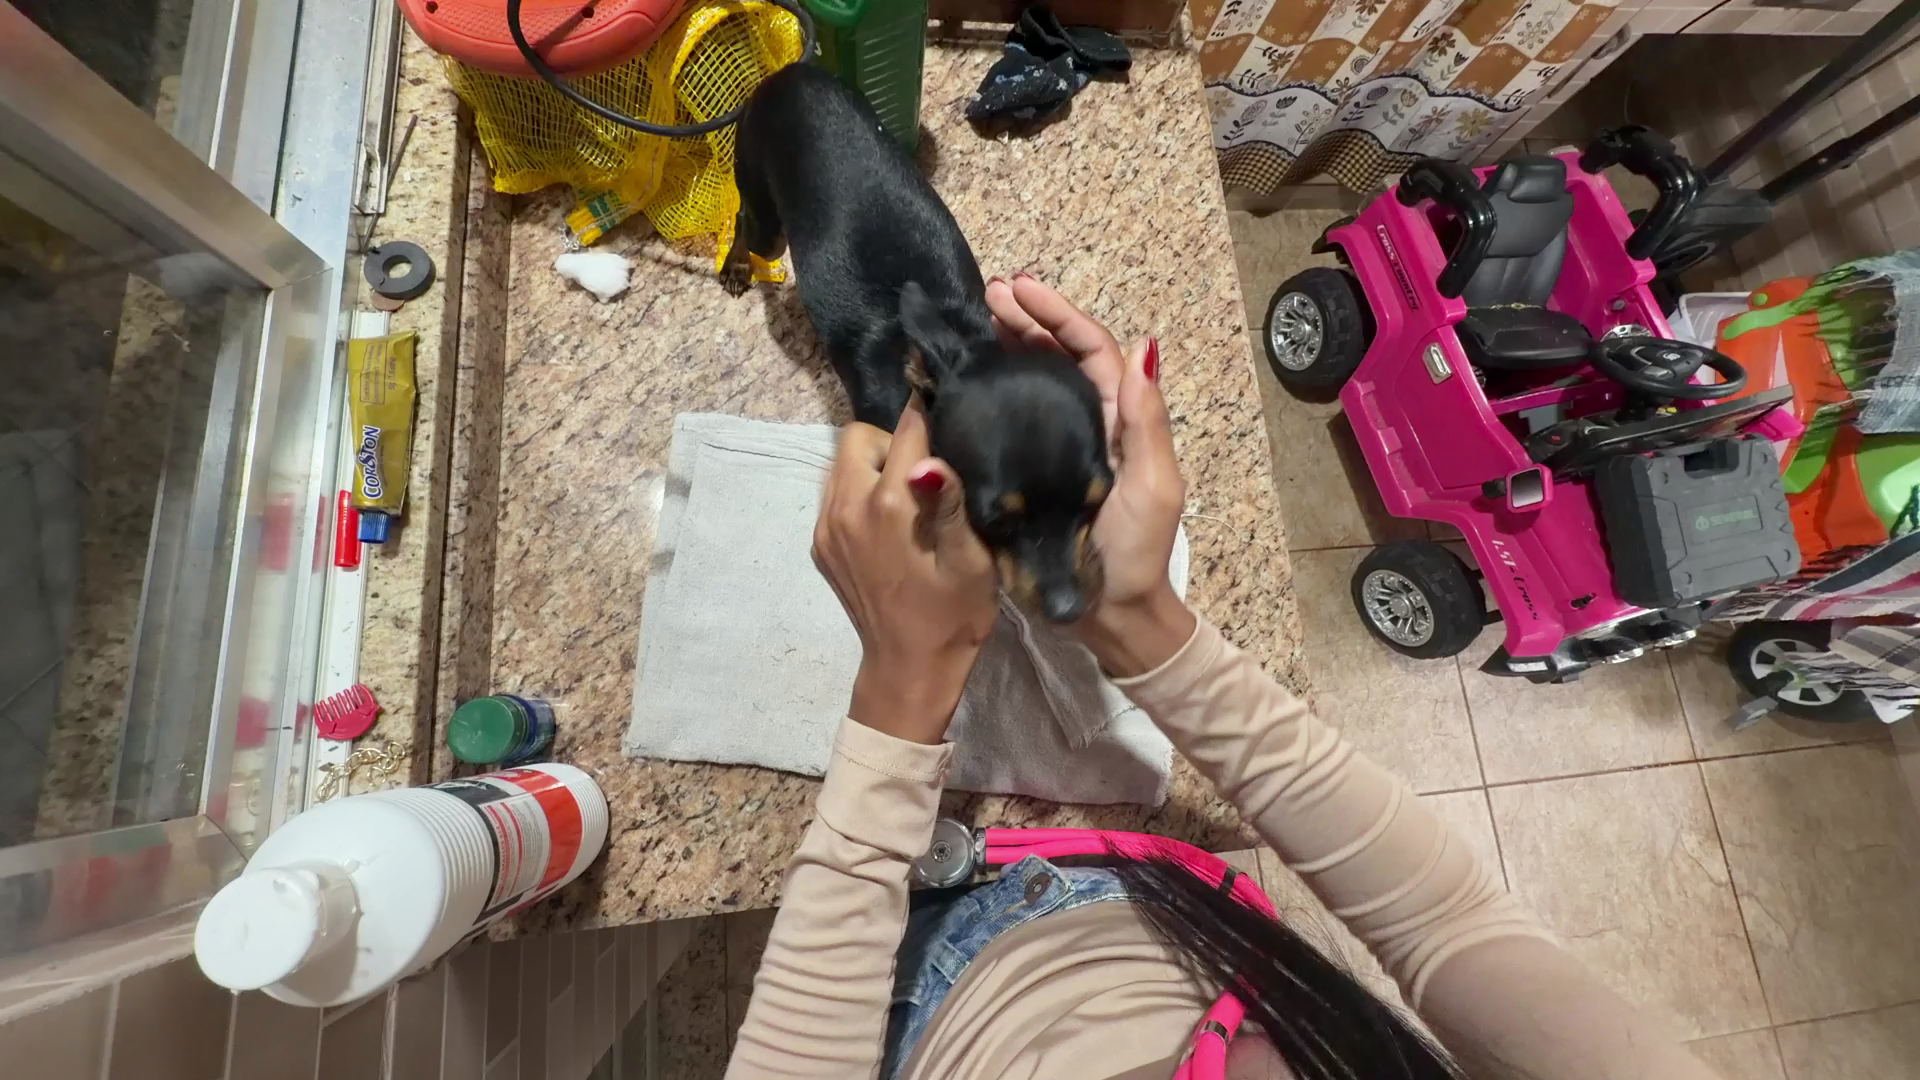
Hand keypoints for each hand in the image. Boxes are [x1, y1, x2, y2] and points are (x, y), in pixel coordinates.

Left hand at [813, 403, 999, 742]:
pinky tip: (884, 522)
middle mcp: (846, 507)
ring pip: (840, 463)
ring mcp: (826, 527)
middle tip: (924, 474)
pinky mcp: (819, 545)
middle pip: (859, 437)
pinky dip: (857, 492)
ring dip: (871, 465)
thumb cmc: (953, 614)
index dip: (931, 421)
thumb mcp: (969, 560)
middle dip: (893, 442)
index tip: (950, 426)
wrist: (910, 667)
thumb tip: (929, 459)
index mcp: (888, 504)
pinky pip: (833, 493)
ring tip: (904, 497)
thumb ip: (950, 502)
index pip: (906, 429)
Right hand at [985, 275, 1195, 675]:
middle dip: (1025, 322)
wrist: (1106, 611)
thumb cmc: (1135, 551)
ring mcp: (1054, 447)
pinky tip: (964, 383)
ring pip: (1032, 384)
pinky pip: (1009, 422)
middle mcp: (1087, 423)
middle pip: (1058, 358)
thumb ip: (1146, 422)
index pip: (1092, 350)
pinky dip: (990, 395)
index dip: (1058, 315)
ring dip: (1006, 350)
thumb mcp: (1153, 485)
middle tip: (985, 298)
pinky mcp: (1027, 472)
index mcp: (1121, 418)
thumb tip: (1143, 347)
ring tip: (971, 327)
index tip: (1018, 290)